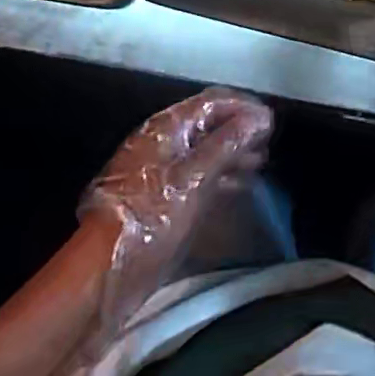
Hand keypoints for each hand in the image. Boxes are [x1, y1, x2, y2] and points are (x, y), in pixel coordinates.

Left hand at [79, 87, 272, 321]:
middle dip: (240, 129)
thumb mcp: (195, 178)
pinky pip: (196, 174)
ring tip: (260, 162)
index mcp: (166, 127)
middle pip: (208, 123)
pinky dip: (219, 174)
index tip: (271, 120)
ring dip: (232, 152)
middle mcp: (161, 142)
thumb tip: (260, 117)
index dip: (244, 105)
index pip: (212, 101)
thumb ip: (229, 143)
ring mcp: (158, 170)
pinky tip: (236, 186)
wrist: (103, 273)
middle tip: (269, 142)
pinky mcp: (159, 198)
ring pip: (203, 150)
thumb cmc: (149, 218)